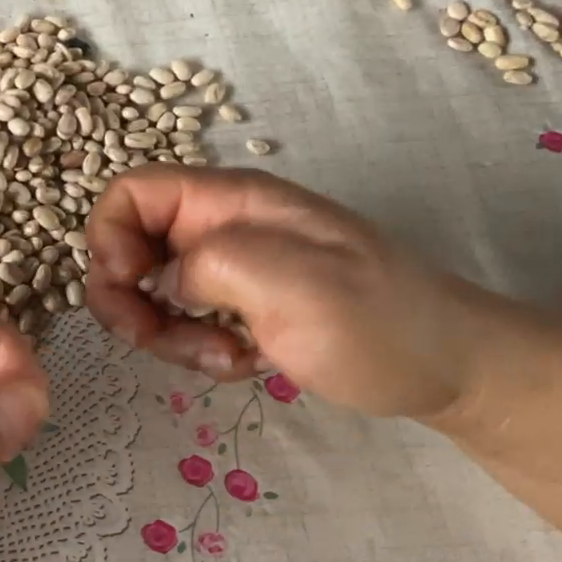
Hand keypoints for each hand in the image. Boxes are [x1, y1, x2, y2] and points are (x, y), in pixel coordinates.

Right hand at [83, 164, 482, 420]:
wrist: (452, 371)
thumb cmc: (381, 323)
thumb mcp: (297, 283)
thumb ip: (212, 263)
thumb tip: (162, 282)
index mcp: (231, 201)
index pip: (131, 191)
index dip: (109, 236)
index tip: (132, 286)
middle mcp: (218, 226)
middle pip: (126, 246)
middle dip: (128, 299)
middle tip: (155, 338)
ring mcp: (226, 267)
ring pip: (147, 292)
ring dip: (164, 333)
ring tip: (223, 358)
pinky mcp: (233, 305)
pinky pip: (177, 322)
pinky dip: (191, 349)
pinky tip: (241, 363)